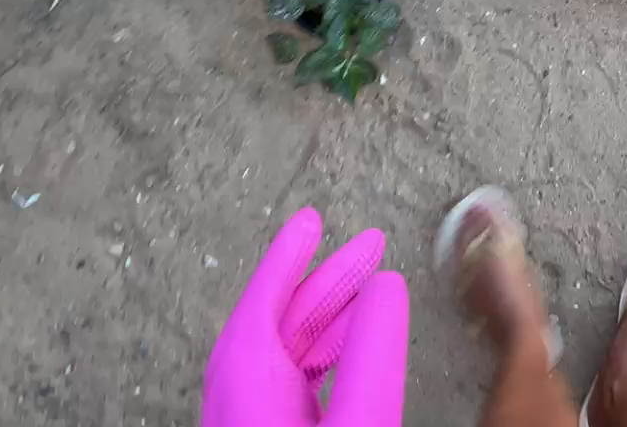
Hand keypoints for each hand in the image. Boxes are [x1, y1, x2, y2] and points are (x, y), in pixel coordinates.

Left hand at [202, 208, 409, 426]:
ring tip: (373, 290)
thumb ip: (373, 352)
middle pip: (270, 336)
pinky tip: (354, 352)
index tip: (308, 220)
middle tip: (368, 245)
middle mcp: (239, 418)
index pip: (255, 317)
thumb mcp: (362, 419)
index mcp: (248, 404)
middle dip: (321, 283)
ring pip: (280, 365)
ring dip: (327, 319)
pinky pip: (289, 391)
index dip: (283, 263)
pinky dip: (324, 357)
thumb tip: (387, 283)